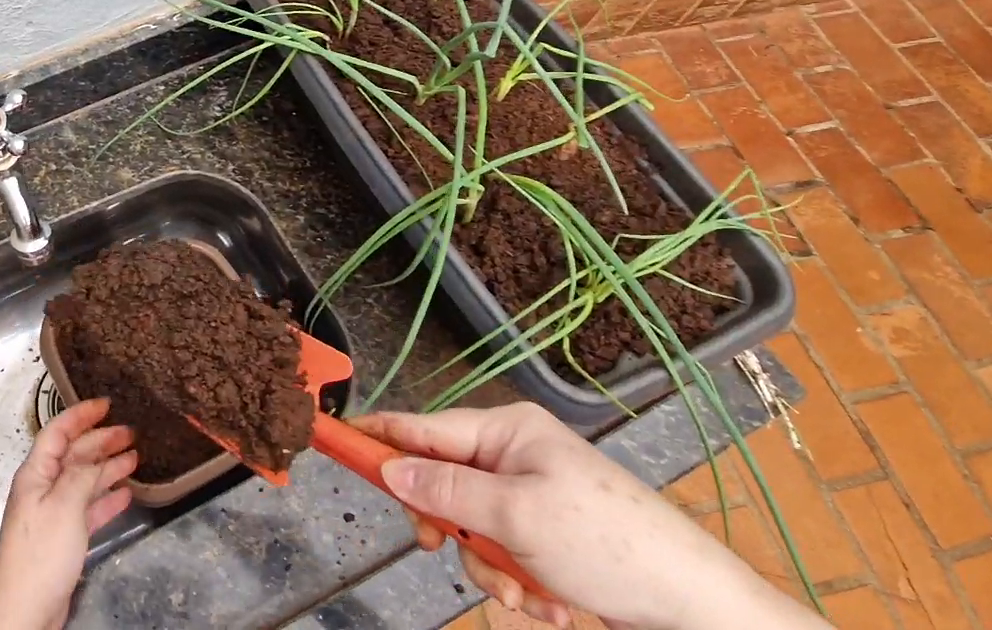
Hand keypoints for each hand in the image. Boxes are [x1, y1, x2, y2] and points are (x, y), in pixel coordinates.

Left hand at [0, 398, 138, 629]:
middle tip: (131, 431)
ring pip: (84, 480)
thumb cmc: (42, 553)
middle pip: (74, 455)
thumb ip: (81, 476)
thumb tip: (94, 458)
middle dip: (100, 440)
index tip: (105, 404)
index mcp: (36, 474)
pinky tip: (126, 493)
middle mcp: (43, 488)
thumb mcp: (64, 506)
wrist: (25, 609)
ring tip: (135, 456)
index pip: (58, 432)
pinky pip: (88, 508)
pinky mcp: (64, 537)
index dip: (80, 415)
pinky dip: (106, 498)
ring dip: (108, 467)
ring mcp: (54, 513)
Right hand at [352, 403, 826, 629]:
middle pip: (443, 482)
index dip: (378, 435)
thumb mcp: (514, 516)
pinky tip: (552, 602)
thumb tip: (388, 468)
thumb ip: (444, 489)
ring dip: (490, 566)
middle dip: (450, 527)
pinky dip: (519, 579)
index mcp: (507, 430)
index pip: (423, 427)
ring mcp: (534, 493)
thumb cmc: (604, 544)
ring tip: (529, 596)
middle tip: (442, 548)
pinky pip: (505, 550)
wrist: (701, 609)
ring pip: (471, 525)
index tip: (336, 438)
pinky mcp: (551, 533)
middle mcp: (515, 454)